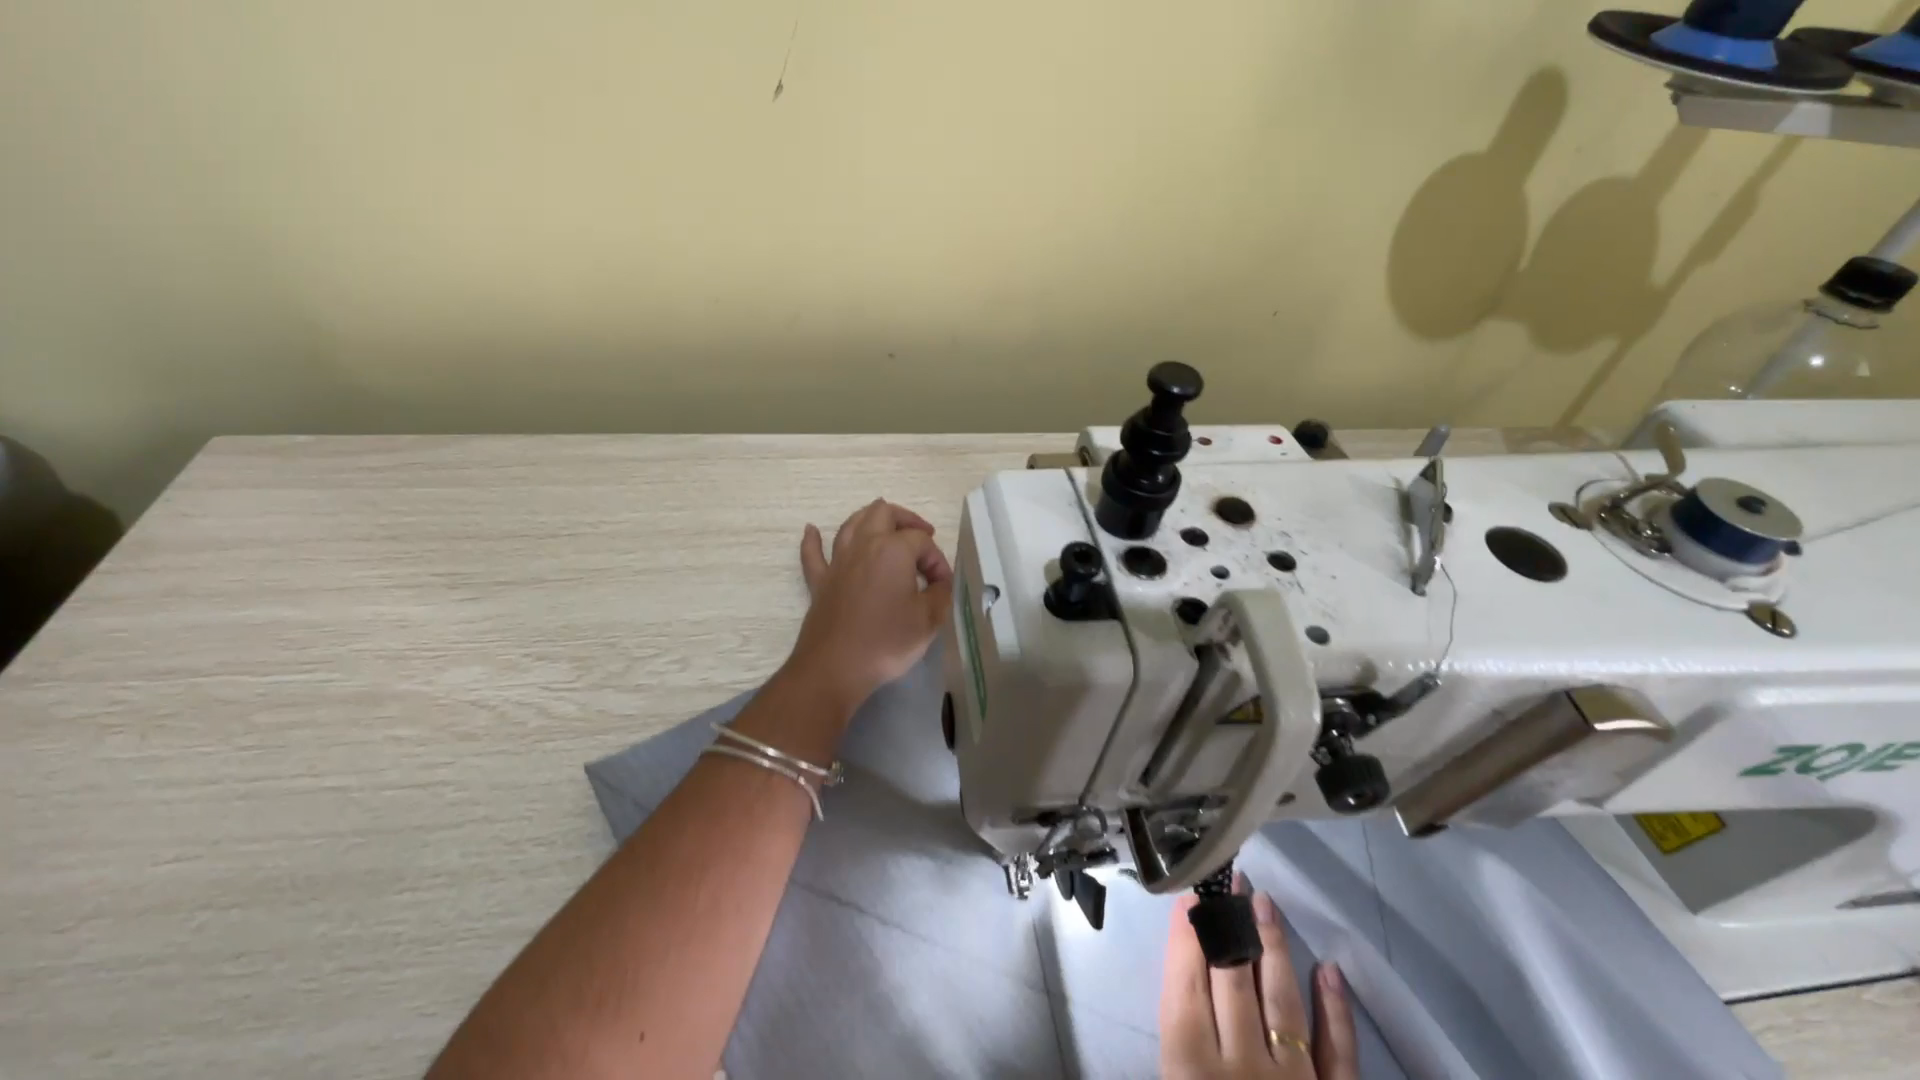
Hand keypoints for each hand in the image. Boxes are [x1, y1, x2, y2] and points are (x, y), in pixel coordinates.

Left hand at [785, 499, 953, 715]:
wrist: (835, 667)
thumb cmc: (886, 641)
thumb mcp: (928, 620)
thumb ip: (940, 594)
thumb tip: (940, 583)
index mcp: (892, 550)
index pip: (922, 542)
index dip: (937, 560)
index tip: (943, 585)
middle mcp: (863, 546)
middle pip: (882, 514)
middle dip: (906, 520)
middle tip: (922, 537)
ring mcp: (837, 562)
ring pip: (851, 524)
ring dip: (870, 519)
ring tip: (886, 526)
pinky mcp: (819, 582)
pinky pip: (813, 553)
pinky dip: (813, 539)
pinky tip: (811, 530)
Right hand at [1160, 878, 1358, 1079]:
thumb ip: (1178, 1037)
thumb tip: (1185, 976)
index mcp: (1190, 1068)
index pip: (1187, 986)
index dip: (1188, 938)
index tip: (1191, 898)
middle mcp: (1242, 1068)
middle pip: (1234, 983)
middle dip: (1230, 926)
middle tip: (1231, 883)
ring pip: (1283, 1003)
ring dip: (1274, 948)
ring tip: (1265, 904)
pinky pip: (1338, 1051)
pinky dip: (1336, 1010)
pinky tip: (1329, 970)